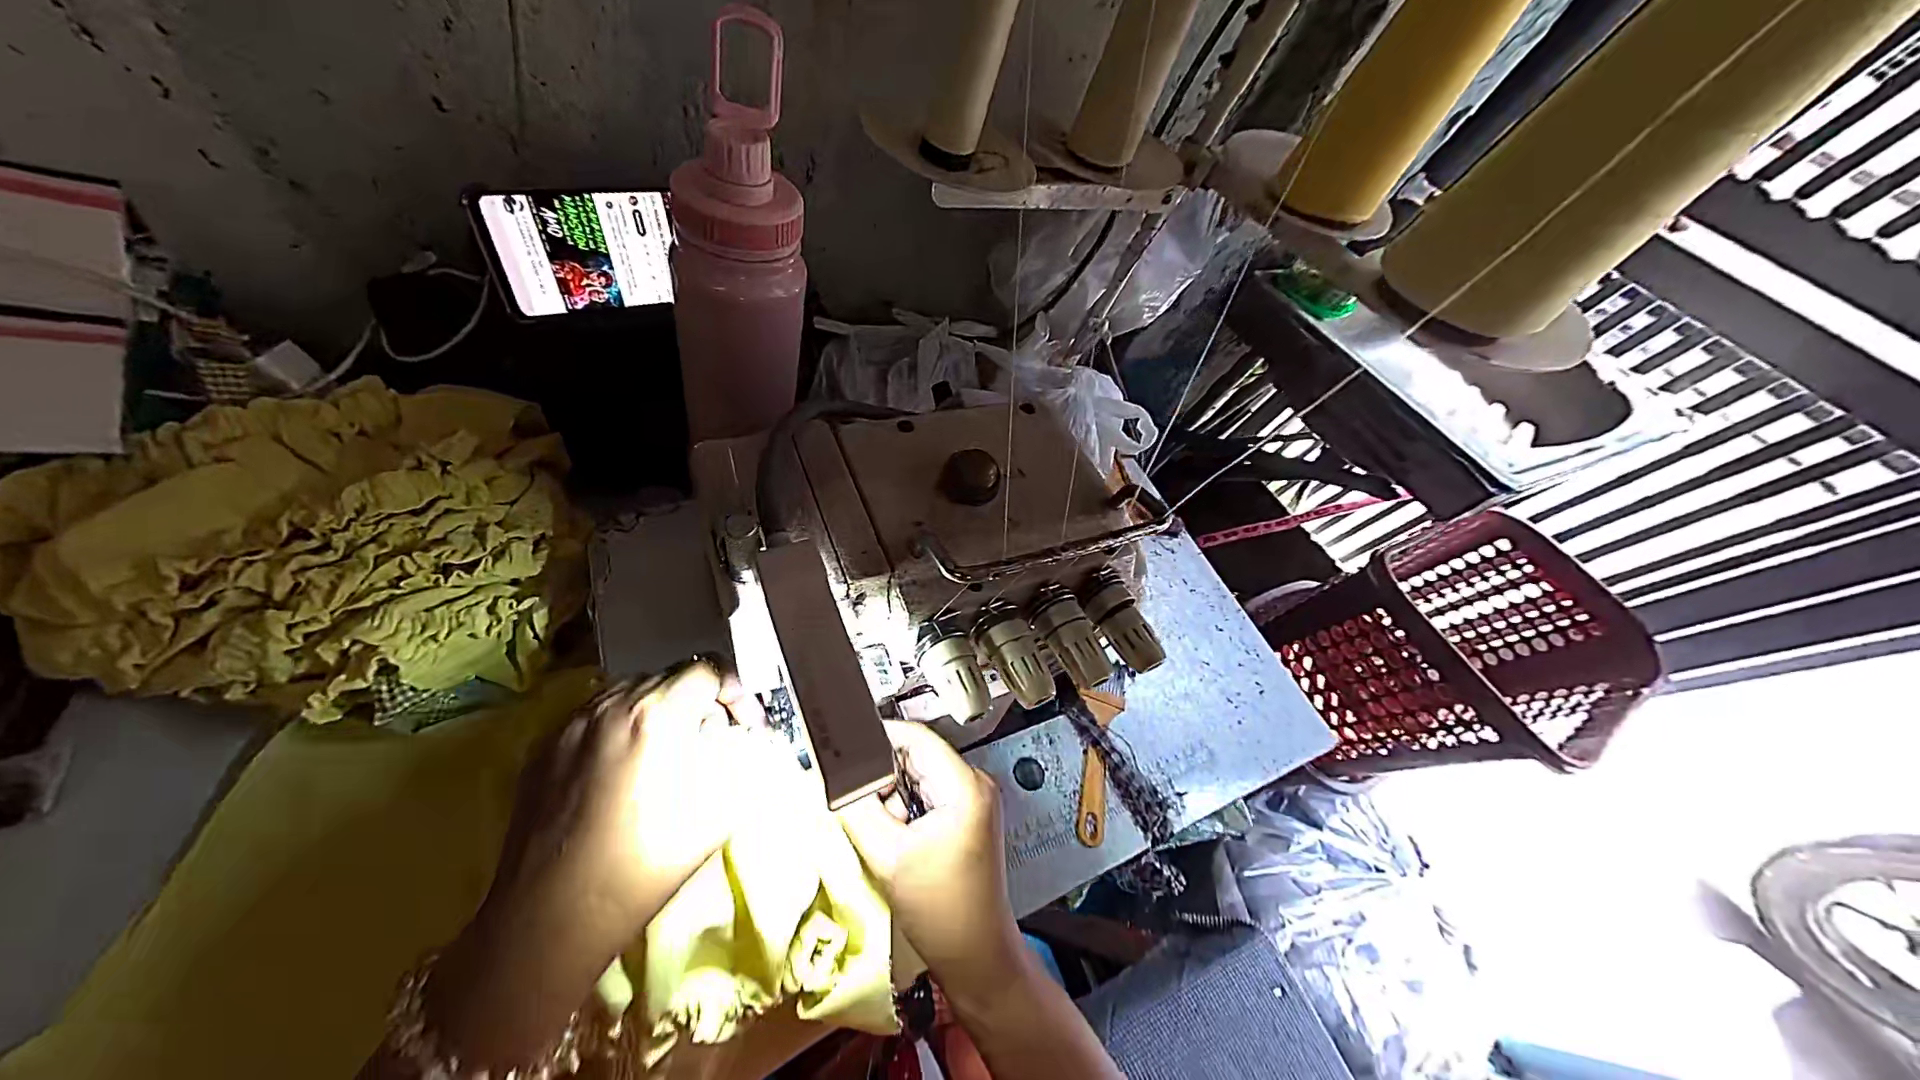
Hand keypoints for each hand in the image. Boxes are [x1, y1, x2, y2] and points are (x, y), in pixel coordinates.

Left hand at [427, 659, 781, 1070]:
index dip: (735, 691)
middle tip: (716, 739)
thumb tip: (751, 742)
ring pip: (630, 689)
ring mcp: (568, 725)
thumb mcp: (712, 820)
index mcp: (651, 719)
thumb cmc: (636, 875)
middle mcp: (607, 708)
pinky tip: (629, 764)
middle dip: (701, 700)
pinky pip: (595, 713)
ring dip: (662, 707)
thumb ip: (741, 766)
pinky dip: (624, 722)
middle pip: (670, 675)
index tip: (744, 724)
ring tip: (673, 749)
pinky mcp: (541, 748)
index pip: (706, 670)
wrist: (544, 925)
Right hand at [840, 721, 1024, 1001]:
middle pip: (915, 755)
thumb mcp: (887, 855)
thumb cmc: (945, 913)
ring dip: (893, 798)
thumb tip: (836, 778)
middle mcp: (975, 786)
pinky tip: (902, 841)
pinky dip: (906, 810)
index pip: (915, 735)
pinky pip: (926, 795)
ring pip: (917, 776)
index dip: (876, 739)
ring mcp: (973, 801)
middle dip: (883, 778)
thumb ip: (857, 809)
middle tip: (868, 808)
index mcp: (965, 786)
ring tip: (891, 835)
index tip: (847, 747)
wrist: (974, 953)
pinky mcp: (965, 816)